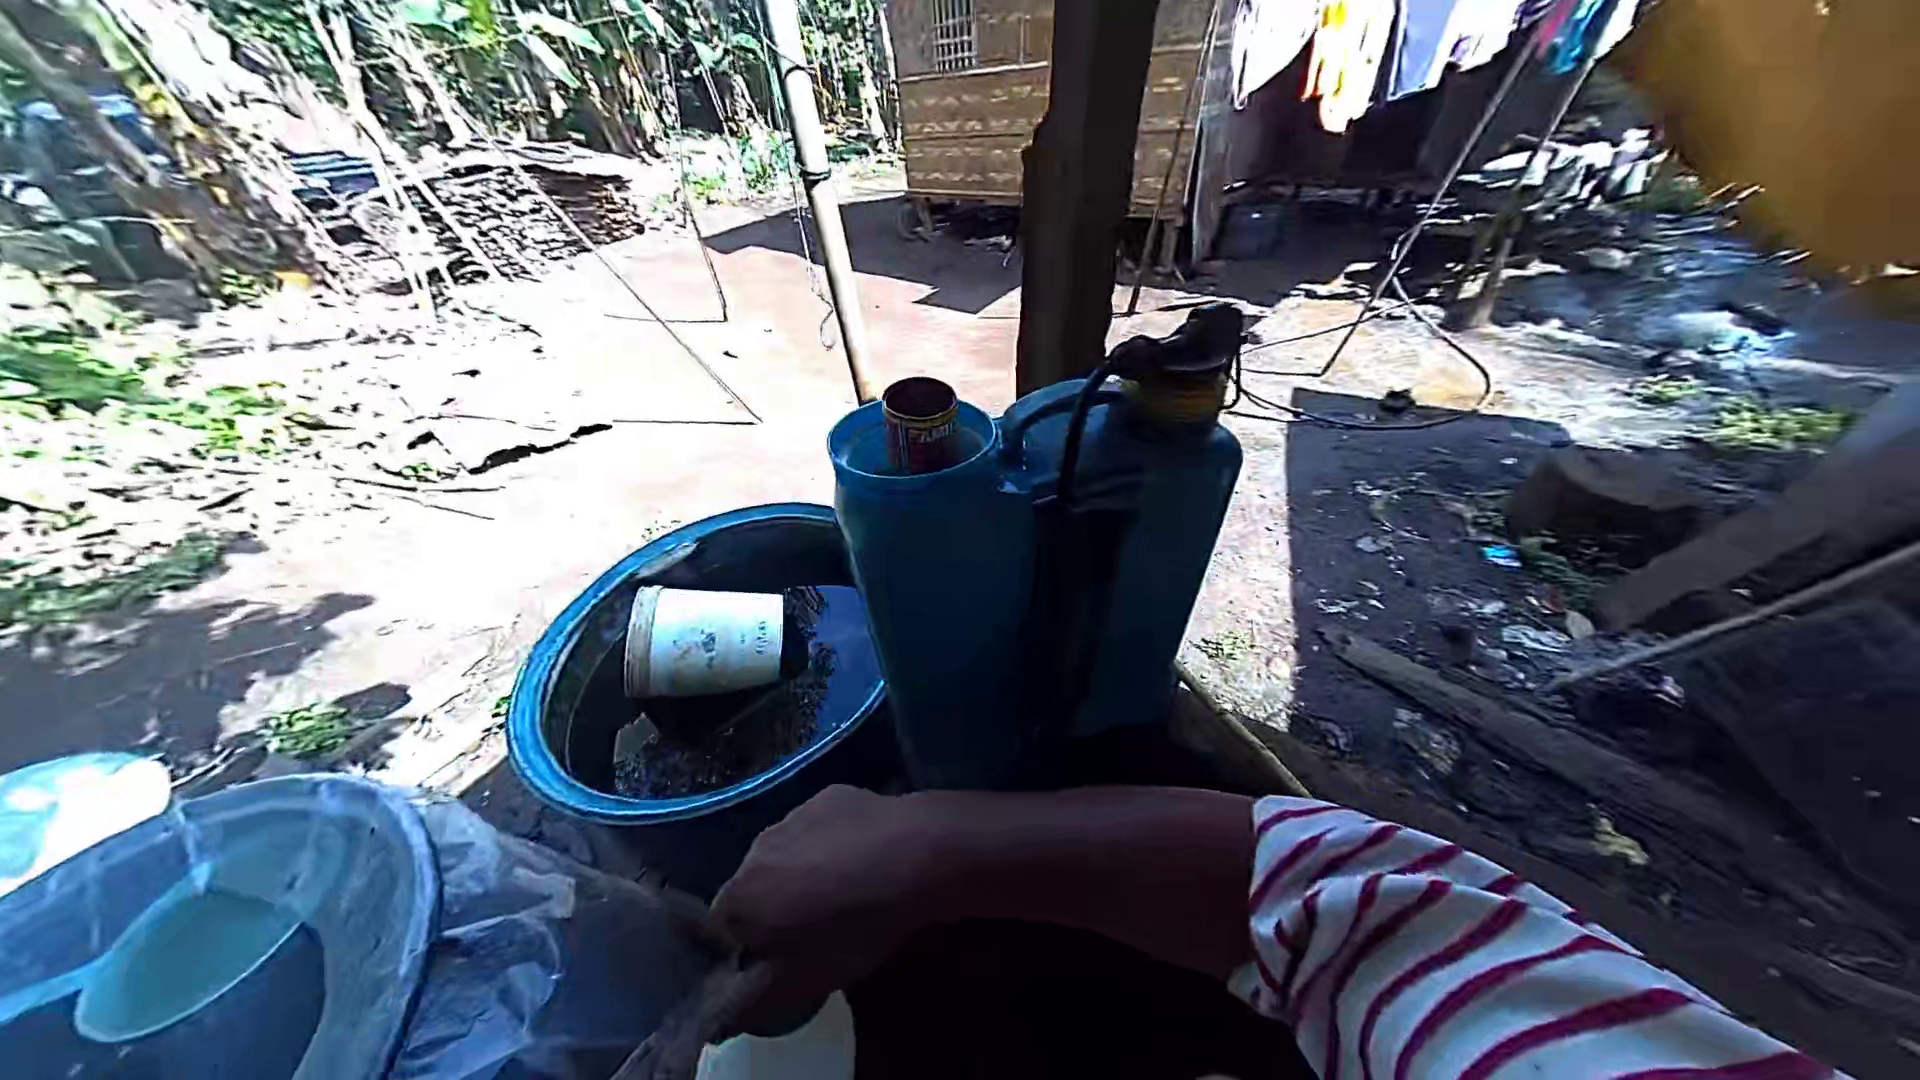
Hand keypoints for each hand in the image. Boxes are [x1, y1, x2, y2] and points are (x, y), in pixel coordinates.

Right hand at [707, 785, 958, 1033]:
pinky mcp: (830, 794)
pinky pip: (819, 825)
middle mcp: (758, 847)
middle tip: (812, 924)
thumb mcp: (804, 984)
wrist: (912, 857)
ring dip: (803, 868)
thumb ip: (755, 999)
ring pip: (787, 851)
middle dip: (774, 903)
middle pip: (754, 884)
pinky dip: (831, 839)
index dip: (747, 945)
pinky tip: (863, 853)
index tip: (777, 957)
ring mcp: (795, 813)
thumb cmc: (854, 926)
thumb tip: (733, 1005)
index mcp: (741, 896)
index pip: (722, 928)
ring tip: (843, 887)